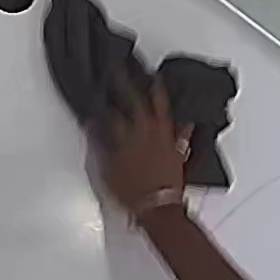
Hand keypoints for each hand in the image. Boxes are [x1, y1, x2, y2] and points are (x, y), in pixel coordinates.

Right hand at [99, 82, 190, 218]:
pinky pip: (184, 132)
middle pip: (136, 102)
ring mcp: (164, 139)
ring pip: (161, 109)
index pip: (111, 113)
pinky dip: (185, 124)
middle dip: (127, 84)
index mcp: (126, 136)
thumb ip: (100, 145)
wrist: (158, 208)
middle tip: (123, 70)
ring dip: (157, 93)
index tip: (99, 88)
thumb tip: (92, 126)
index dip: (103, 100)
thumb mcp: (106, 169)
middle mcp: (146, 132)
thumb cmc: (131, 191)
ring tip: (155, 78)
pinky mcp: (177, 149)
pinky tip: (188, 115)